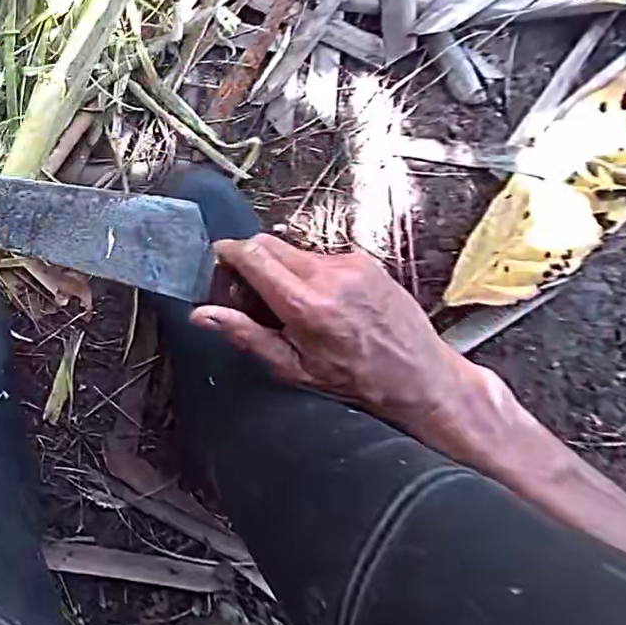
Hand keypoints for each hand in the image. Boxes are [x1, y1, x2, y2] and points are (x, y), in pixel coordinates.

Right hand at [187, 235, 481, 434]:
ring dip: (278, 269)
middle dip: (248, 261)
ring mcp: (351, 265)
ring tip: (291, 305)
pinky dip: (306, 272)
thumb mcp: (291, 367)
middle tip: (249, 293)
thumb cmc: (358, 380)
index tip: (217, 264)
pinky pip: (317, 256)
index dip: (226, 254)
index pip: (252, 254)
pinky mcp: (364, 261)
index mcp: (306, 305)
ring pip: (290, 250)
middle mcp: (329, 277)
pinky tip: (320, 301)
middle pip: (266, 244)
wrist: (423, 379)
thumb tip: (203, 315)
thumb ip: (243, 334)